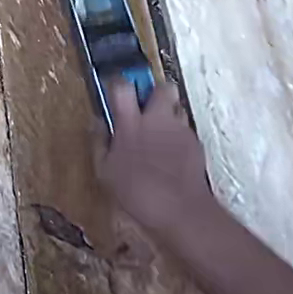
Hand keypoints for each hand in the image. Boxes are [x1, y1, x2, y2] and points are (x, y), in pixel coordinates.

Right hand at [97, 79, 219, 235]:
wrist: (180, 210)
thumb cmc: (138, 194)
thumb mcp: (106, 173)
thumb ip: (100, 143)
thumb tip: (97, 123)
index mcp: (131, 124)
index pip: (122, 86)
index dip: (118, 83)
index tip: (116, 90)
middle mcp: (158, 119)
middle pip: (161, 86)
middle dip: (154, 91)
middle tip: (144, 107)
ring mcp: (179, 128)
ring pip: (176, 106)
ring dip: (167, 114)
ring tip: (157, 135)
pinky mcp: (195, 140)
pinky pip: (184, 128)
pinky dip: (177, 135)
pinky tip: (170, 154)